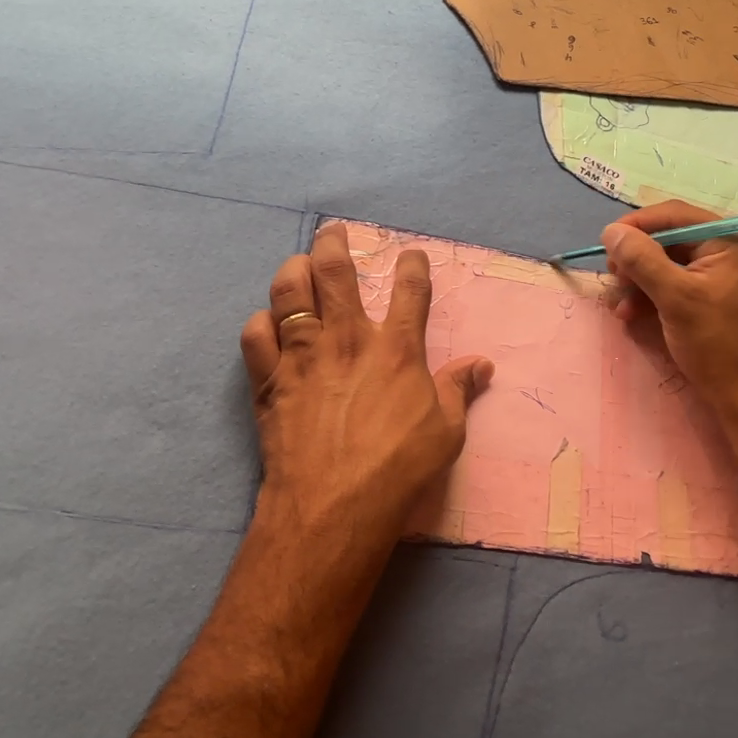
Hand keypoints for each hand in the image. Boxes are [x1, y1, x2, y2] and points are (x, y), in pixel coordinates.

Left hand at [239, 223, 494, 536]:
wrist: (334, 505)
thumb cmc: (399, 469)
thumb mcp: (446, 432)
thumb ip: (459, 390)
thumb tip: (482, 365)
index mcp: (397, 348)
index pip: (411, 289)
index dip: (414, 265)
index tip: (412, 254)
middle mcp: (347, 339)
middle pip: (335, 271)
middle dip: (334, 243)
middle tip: (333, 232)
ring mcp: (303, 355)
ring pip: (289, 291)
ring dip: (293, 270)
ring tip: (298, 264)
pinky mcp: (270, 380)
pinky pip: (255, 335)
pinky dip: (261, 323)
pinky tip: (267, 324)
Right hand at [601, 201, 737, 435]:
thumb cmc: (718, 345)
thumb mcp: (675, 298)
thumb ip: (642, 259)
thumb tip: (611, 230)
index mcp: (730, 241)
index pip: (674, 215)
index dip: (636, 226)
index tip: (606, 245)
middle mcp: (729, 251)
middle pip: (669, 239)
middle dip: (635, 259)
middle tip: (612, 280)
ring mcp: (723, 277)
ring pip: (667, 264)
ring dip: (638, 281)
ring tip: (618, 307)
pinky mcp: (714, 300)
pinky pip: (676, 285)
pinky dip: (651, 296)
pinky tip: (631, 315)